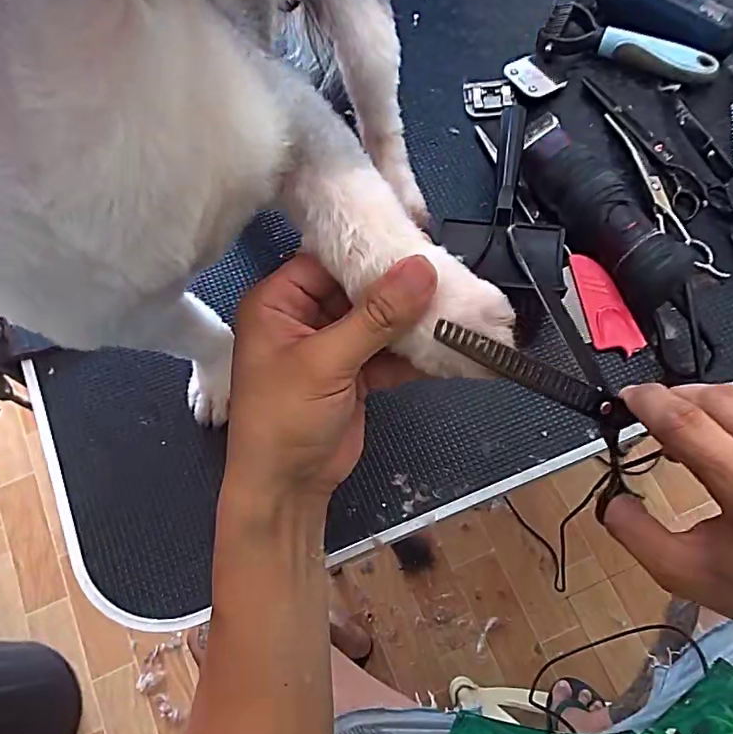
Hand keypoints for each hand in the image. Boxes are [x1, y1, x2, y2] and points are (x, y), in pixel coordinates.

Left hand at [220, 254, 435, 515]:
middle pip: (359, 292)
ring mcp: (334, 350)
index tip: (416, 247)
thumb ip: (376, 316)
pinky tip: (444, 348)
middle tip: (445, 277)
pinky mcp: (356, 376)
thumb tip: (421, 269)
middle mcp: (305, 320)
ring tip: (453, 310)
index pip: (328, 262)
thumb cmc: (286, 419)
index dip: (369, 254)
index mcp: (279, 303)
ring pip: (379, 325)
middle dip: (399, 291)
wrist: (290, 487)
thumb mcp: (328, 361)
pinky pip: (389, 356)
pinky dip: (414, 356)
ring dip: (412, 325)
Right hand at [602, 383, 732, 673]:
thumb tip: (614, 496)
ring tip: (703, 445)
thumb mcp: (695, 579)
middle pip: (720, 398)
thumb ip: (638, 536)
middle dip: (679, 400)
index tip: (628, 398)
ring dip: (717, 414)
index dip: (649, 402)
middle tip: (658, 421)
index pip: (689, 423)